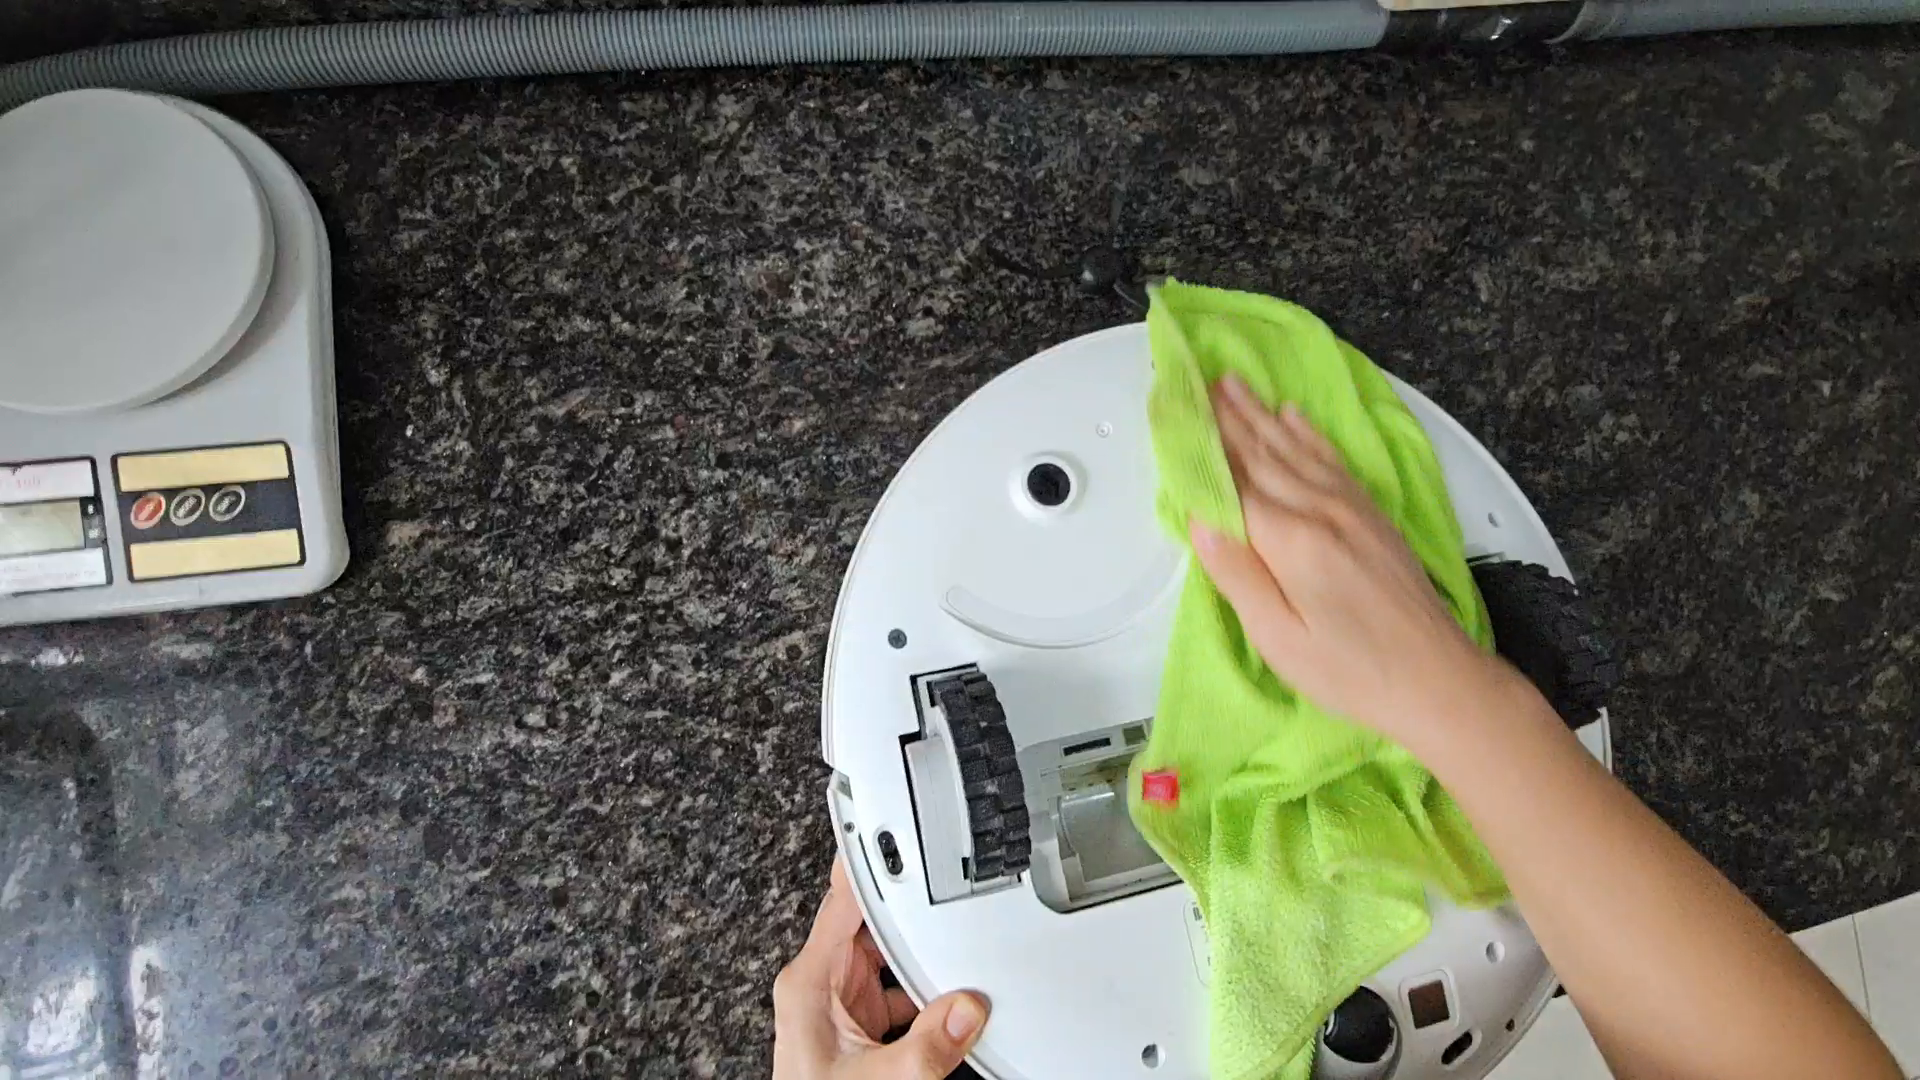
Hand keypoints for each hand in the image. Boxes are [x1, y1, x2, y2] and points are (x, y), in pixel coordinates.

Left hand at [773, 858, 988, 1079]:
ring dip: (917, 957)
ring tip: (950, 947)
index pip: (841, 900)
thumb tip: (969, 1008)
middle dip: (908, 912)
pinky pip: (894, 989)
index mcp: (809, 981)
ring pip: (886, 956)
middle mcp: (821, 983)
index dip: (866, 860)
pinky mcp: (857, 1023)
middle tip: (941, 885)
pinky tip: (942, 999)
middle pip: (870, 923)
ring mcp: (839, 1002)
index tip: (884, 823)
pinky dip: (920, 992)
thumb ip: (927, 1047)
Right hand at [1190, 374, 1512, 746]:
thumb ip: (1237, 573)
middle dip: (1227, 418)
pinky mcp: (1371, 516)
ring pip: (1295, 450)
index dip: (1203, 446)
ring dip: (1261, 415)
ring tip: (1234, 384)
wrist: (1439, 681)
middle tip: (1198, 382)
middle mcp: (1321, 511)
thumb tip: (1199, 518)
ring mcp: (1351, 509)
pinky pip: (1332, 461)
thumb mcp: (1277, 636)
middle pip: (1263, 456)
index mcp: (1291, 540)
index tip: (1178, 410)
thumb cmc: (1348, 670)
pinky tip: (1294, 415)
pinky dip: (1309, 434)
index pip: (1234, 482)